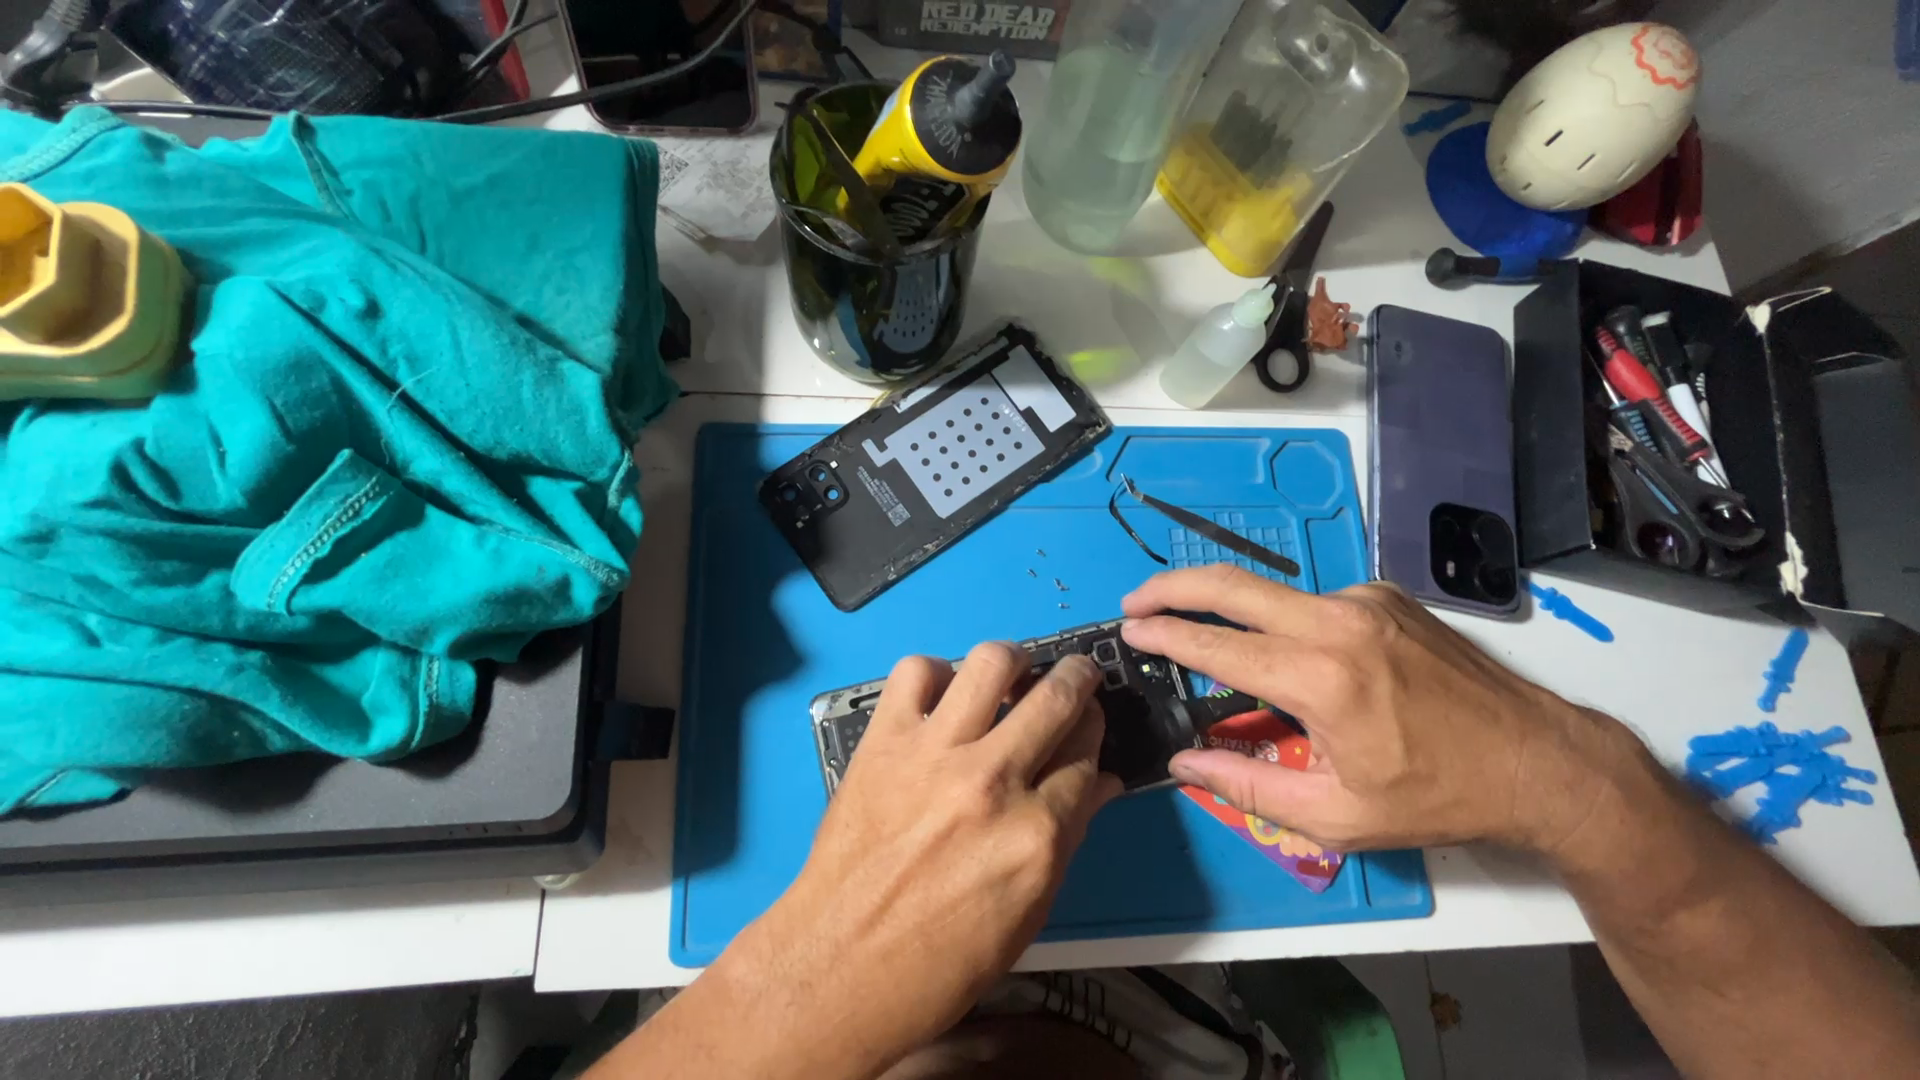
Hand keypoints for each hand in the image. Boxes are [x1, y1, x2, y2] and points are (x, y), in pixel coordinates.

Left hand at [727, 644, 1121, 1071]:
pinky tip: (942, 698)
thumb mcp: (1027, 913)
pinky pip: (916, 671)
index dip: (1094, 736)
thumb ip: (1068, 836)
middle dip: (1080, 678)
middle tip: (1076, 678)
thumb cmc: (942, 962)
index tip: (1089, 728)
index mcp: (1038, 834)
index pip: (1087, 754)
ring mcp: (935, 753)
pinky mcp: (884, 740)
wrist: (838, 966)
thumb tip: (1100, 781)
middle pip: (1057, 698)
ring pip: (993, 663)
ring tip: (1012, 675)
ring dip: (1015, 662)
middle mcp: (994, 780)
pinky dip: (936, 674)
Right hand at [1121, 566, 1648, 857]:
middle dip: (1172, 587)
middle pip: (1232, 584)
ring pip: (1272, 593)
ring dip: (1232, 610)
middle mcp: (1337, 623)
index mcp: (1319, 679)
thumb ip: (1248, 786)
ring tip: (1213, 642)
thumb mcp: (1336, 815)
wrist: (1542, 761)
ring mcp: (1364, 601)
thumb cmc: (1436, 797)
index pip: (1217, 645)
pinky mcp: (1385, 596)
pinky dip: (1287, 622)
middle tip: (1135, 602)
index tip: (1129, 630)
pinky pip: (1314, 602)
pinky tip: (1299, 657)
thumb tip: (1182, 764)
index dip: (1165, 634)